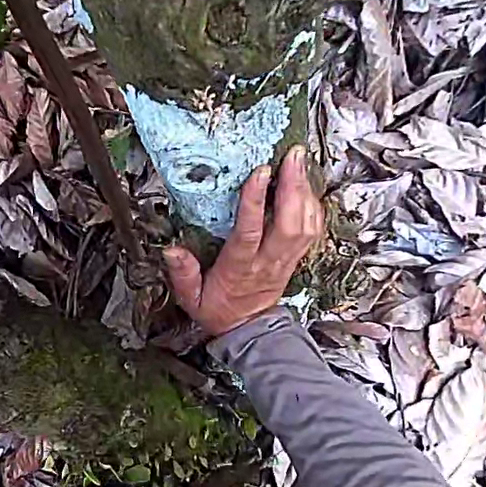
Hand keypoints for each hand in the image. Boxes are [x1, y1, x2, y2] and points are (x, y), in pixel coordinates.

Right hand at [164, 145, 323, 337]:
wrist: (247, 329)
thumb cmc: (218, 309)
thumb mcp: (190, 298)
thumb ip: (182, 274)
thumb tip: (171, 251)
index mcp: (239, 268)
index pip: (250, 232)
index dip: (255, 201)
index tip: (259, 173)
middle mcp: (268, 262)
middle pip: (289, 223)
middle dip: (293, 187)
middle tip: (292, 156)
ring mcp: (286, 260)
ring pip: (306, 225)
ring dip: (306, 192)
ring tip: (301, 163)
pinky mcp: (296, 258)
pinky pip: (312, 231)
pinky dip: (314, 206)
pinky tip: (308, 187)